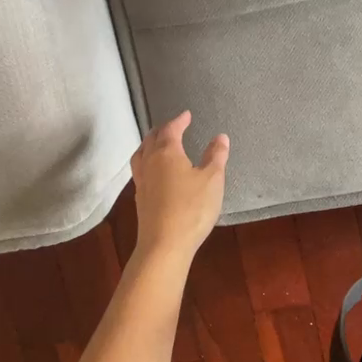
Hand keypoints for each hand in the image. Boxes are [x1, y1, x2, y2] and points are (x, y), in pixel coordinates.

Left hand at [129, 111, 228, 264]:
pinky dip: (147, 162)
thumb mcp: (212, 179)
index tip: (186, 115)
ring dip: (149, 145)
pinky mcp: (140, 200)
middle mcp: (150, 164)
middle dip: (162, 130)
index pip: (170, 130)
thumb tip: (220, 136)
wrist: (164, 246)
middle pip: (151, 140)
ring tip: (157, 144)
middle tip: (172, 126)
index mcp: (166, 153)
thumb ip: (216, 156)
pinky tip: (154, 172)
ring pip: (140, 156)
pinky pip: (140, 171)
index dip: (179, 120)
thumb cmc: (192, 208)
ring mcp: (142, 183)